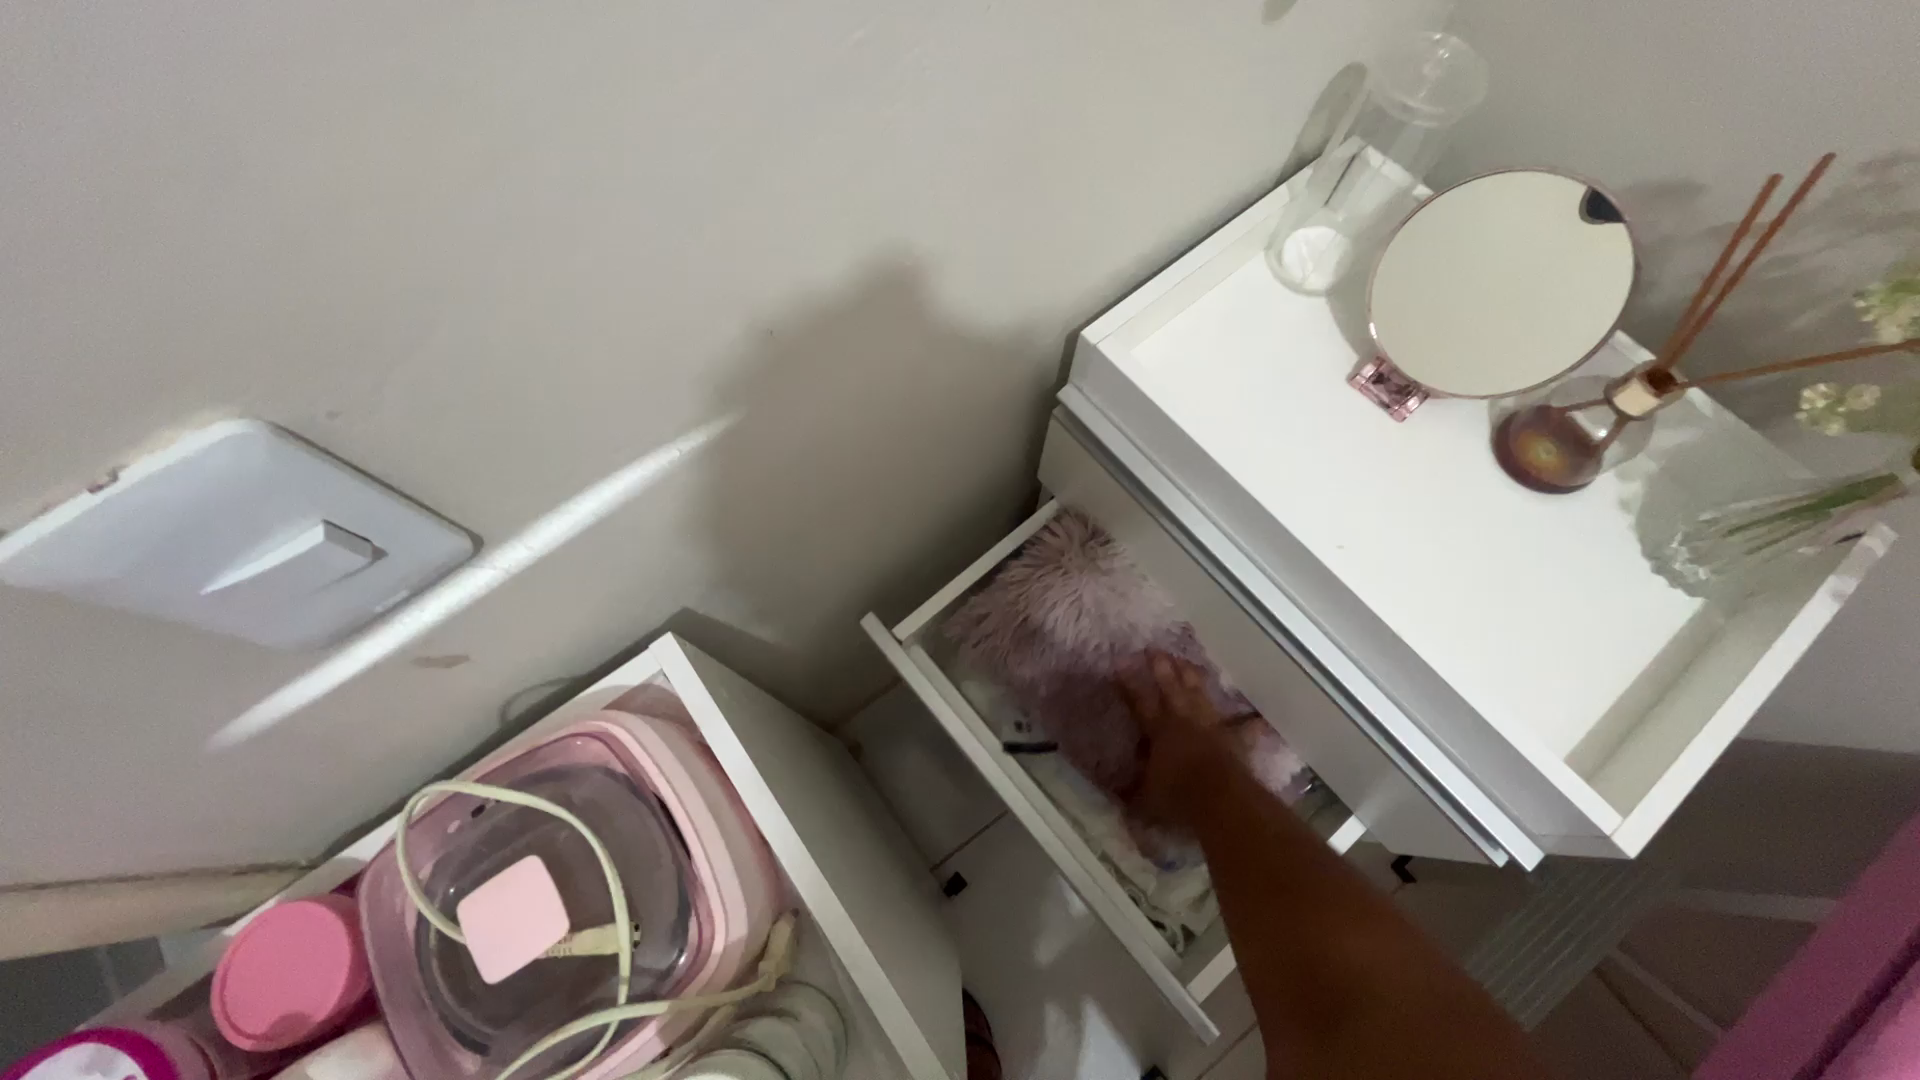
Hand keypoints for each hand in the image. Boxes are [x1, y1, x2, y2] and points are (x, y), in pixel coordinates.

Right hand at [1118, 651, 1247, 825]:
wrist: (1222, 801)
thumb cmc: (1179, 797)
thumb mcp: (1146, 800)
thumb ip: (1132, 793)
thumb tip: (1114, 793)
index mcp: (1159, 732)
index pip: (1140, 703)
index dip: (1129, 684)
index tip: (1120, 663)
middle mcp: (1184, 722)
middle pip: (1172, 689)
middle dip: (1162, 668)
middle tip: (1155, 649)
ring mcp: (1212, 728)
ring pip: (1200, 697)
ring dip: (1193, 679)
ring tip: (1187, 662)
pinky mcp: (1235, 741)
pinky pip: (1244, 730)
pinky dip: (1249, 724)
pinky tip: (1256, 718)